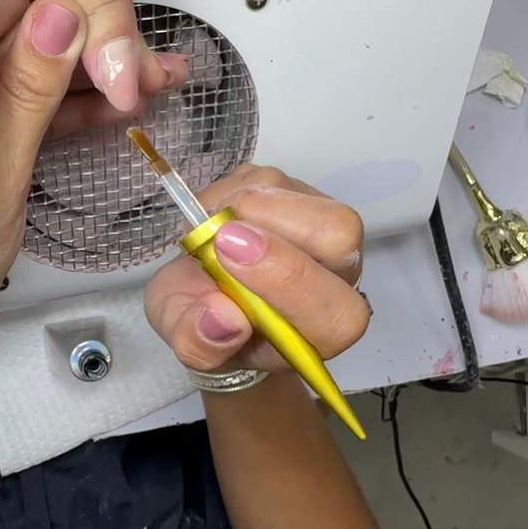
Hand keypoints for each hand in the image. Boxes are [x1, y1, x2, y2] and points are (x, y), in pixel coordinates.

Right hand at [144, 168, 370, 373]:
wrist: (205, 298)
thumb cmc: (208, 326)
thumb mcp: (188, 348)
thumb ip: (199, 344)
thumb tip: (222, 316)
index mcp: (320, 332)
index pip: (334, 311)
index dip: (287, 278)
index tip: (227, 250)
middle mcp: (335, 279)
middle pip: (339, 234)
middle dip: (275, 221)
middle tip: (217, 229)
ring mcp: (321, 232)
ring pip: (301, 198)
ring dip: (238, 204)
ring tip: (202, 232)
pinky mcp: (299, 197)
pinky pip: (271, 180)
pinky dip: (229, 190)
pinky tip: (211, 217)